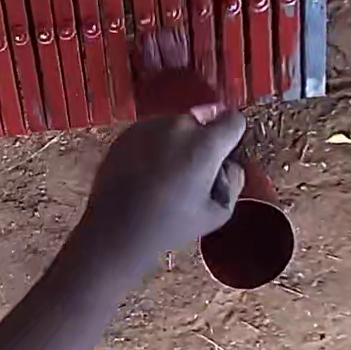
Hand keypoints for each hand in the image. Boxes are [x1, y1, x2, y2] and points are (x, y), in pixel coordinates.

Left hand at [79, 105, 245, 257]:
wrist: (116, 228)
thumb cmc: (170, 224)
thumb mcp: (218, 212)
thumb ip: (234, 179)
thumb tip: (229, 164)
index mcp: (205, 144)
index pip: (233, 120)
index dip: (233, 136)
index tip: (225, 153)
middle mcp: (177, 126)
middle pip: (201, 123)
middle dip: (201, 142)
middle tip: (191, 174)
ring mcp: (148, 126)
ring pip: (174, 128)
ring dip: (175, 143)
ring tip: (164, 177)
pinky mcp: (126, 133)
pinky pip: (150, 134)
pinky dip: (152, 146)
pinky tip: (145, 174)